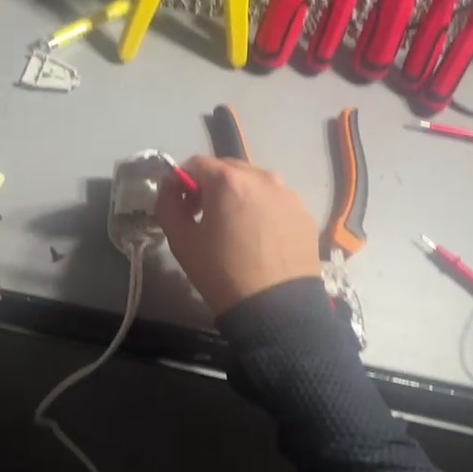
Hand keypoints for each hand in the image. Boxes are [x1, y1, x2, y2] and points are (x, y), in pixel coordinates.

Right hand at [155, 156, 323, 314]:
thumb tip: (171, 190)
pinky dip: (261, 209)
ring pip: (254, 183)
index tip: (180, 204)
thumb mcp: (181, 239)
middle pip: (228, 169)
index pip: (196, 163)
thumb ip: (168, 204)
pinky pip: (275, 201)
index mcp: (229, 180)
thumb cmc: (222, 272)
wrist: (276, 308)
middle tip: (203, 214)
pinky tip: (258, 237)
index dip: (181, 181)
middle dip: (210, 185)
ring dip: (238, 195)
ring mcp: (288, 194)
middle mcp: (263, 177)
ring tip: (234, 226)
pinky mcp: (304, 213)